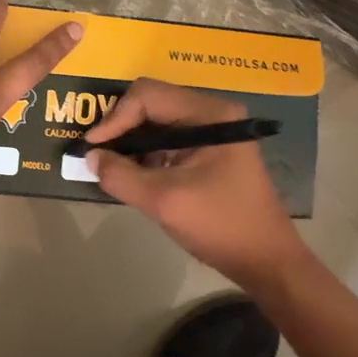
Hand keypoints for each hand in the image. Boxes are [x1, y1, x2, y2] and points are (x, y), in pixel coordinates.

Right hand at [86, 79, 302, 286]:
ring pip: (157, 122)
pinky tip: (131, 174)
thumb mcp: (164, 201)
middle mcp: (213, 112)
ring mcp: (213, 130)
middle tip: (96, 154)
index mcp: (210, 113)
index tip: (92, 147)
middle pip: (151, 104)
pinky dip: (146, 153)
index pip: (147, 96)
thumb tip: (90, 157)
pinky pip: (168, 139)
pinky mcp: (209, 150)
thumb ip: (121, 175)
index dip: (114, 118)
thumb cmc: (220, 225)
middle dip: (120, 128)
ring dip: (131, 142)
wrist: (266, 260)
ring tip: (108, 165)